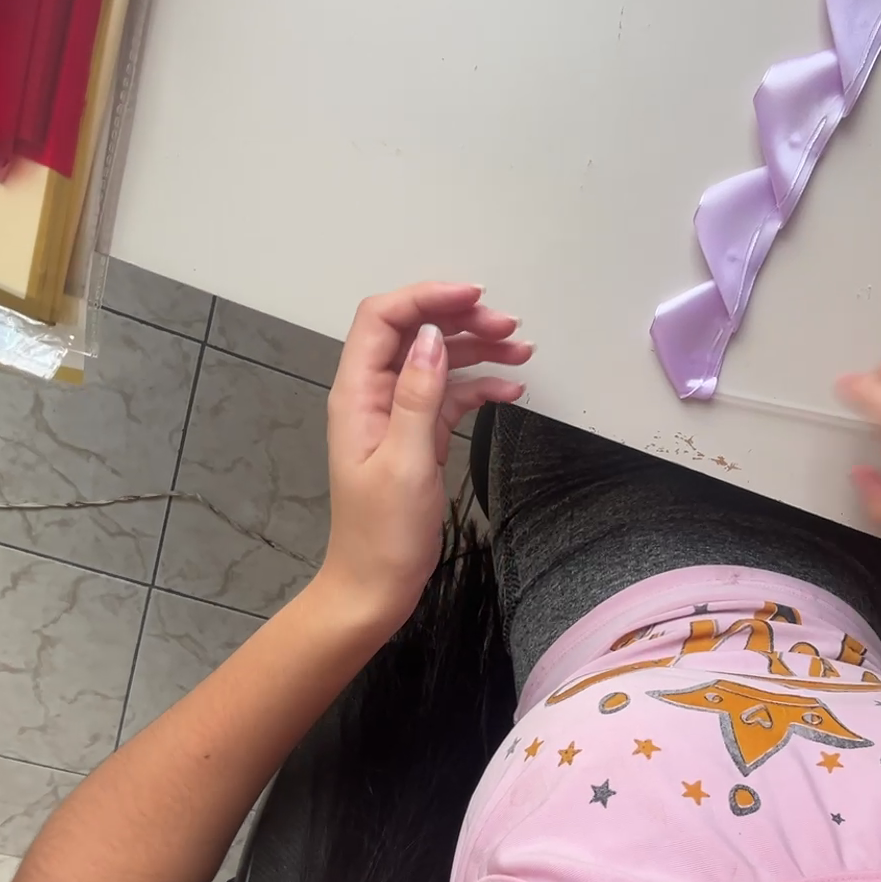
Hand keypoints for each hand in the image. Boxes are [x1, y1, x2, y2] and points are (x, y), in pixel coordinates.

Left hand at [316, 282, 530, 624]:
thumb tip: (431, 339)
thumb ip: (418, 396)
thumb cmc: (384, 533)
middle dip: (461, 321)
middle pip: (416, 334)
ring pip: (439, 362)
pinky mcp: (421, 434)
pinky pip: (452, 396)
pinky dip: (482, 387)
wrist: (378, 583)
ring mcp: (399, 413)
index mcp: (357, 394)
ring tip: (522, 351)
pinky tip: (513, 391)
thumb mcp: (405, 462)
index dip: (427, 299)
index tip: (475, 297)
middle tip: (510, 328)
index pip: (384, 320)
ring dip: (479, 351)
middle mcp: (375, 394)